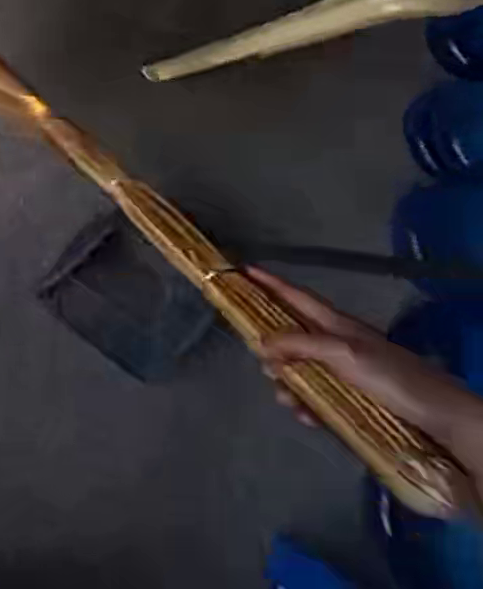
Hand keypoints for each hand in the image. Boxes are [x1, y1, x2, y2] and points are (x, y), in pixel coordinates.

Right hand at [249, 268, 482, 484]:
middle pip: (288, 337)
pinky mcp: (353, 399)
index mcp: (339, 327)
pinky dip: (305, 405)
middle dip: (270, 350)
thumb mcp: (345, 353)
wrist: (454, 427)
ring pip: (297, 370)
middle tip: (263, 362)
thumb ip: (297, 342)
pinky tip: (307, 416)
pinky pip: (314, 397)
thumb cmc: (399, 380)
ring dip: (287, 385)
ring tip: (290, 401)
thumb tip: (259, 345)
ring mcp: (347, 373)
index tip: (242, 269)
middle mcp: (339, 345)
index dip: (270, 282)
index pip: (297, 297)